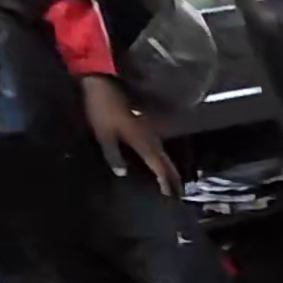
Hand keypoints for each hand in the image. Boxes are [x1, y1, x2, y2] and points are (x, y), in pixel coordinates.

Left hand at [80, 74, 179, 195]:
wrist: (104, 84)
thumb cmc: (103, 110)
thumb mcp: (103, 134)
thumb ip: (113, 155)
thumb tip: (122, 173)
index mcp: (145, 145)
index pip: (161, 170)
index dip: (166, 184)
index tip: (171, 198)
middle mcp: (154, 142)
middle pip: (168, 165)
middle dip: (174, 181)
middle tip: (178, 195)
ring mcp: (153, 134)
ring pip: (166, 158)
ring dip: (170, 171)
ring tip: (172, 182)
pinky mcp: (148, 128)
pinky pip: (159, 150)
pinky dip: (162, 161)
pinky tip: (159, 163)